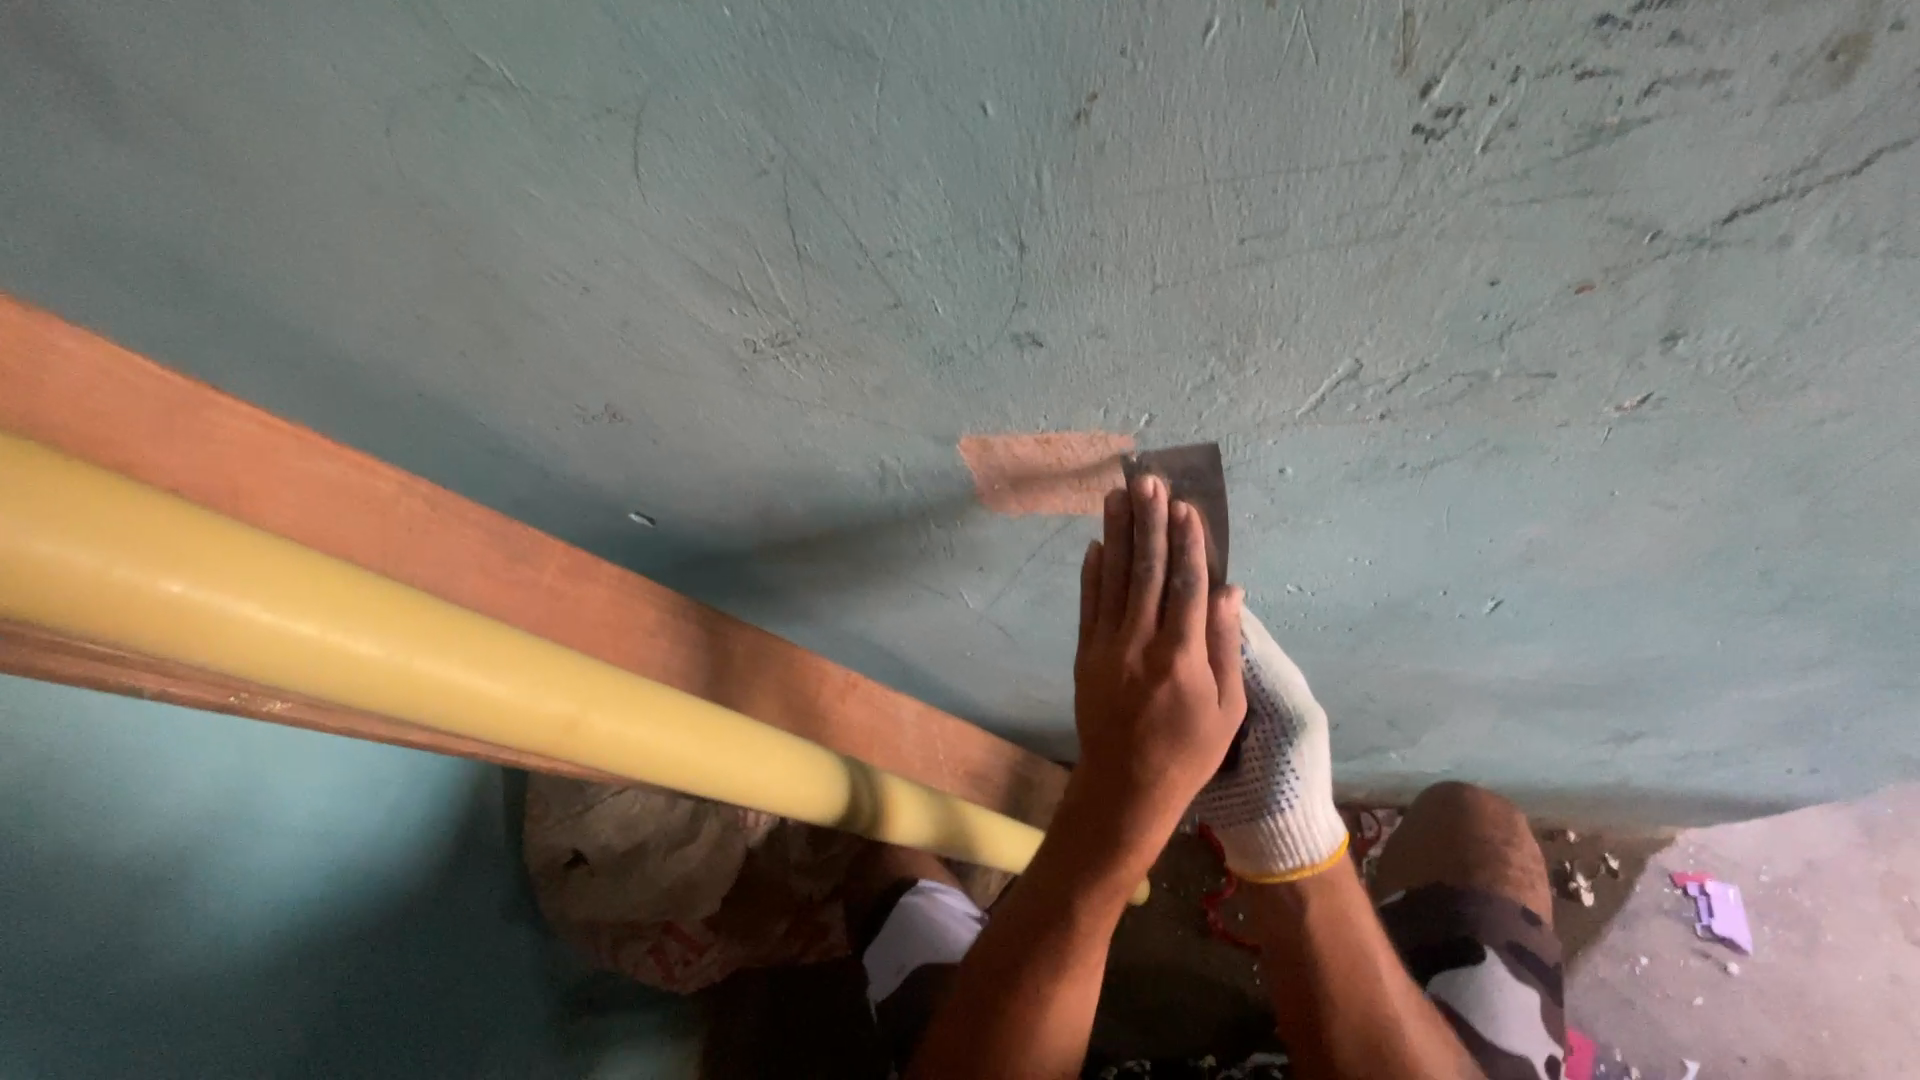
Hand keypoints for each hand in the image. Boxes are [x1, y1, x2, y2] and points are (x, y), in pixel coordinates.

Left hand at [1070, 473, 1246, 842]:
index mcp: (1183, 657)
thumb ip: (1226, 646)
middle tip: (1149, 481)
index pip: (1186, 586)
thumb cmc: (1188, 750)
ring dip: (1116, 534)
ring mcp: (1107, 646)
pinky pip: (1088, 604)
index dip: (1187, 543)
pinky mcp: (1085, 654)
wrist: (1125, 784)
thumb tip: (1230, 590)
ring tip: (1118, 495)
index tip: (1187, 506)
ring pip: (1112, 579)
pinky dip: (1091, 572)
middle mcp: (1141, 643)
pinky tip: (1095, 543)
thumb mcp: (1227, 708)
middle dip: (1148, 523)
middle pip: (1145, 571)